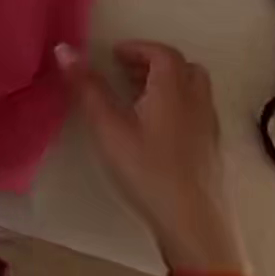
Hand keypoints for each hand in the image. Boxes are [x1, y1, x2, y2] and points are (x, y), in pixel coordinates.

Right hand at [57, 41, 246, 274]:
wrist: (194, 227)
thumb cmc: (146, 168)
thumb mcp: (106, 124)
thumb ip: (85, 85)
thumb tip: (63, 48)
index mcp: (174, 94)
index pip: (165, 54)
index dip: (137, 48)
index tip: (111, 56)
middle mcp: (198, 107)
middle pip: (187, 70)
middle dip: (155, 63)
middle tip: (125, 72)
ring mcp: (209, 132)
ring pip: (194, 92)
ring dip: (165, 84)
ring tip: (132, 97)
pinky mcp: (211, 153)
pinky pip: (196, 113)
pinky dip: (174, 105)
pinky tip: (150, 126)